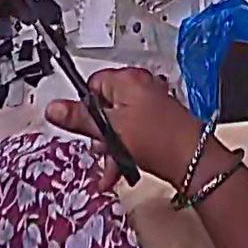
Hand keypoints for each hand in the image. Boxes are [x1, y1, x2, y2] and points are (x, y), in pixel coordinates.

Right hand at [46, 66, 206, 191]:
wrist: (193, 161)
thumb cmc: (155, 139)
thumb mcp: (110, 130)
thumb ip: (80, 119)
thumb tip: (54, 108)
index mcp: (127, 79)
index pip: (93, 84)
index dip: (86, 106)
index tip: (85, 126)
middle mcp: (140, 86)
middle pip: (105, 105)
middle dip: (99, 132)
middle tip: (99, 148)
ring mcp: (150, 102)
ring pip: (118, 122)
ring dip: (111, 145)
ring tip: (111, 166)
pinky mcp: (158, 120)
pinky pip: (132, 130)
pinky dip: (125, 147)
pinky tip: (122, 169)